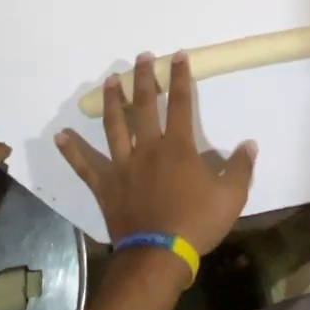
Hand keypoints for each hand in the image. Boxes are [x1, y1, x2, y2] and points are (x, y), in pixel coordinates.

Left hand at [57, 52, 256, 255]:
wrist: (160, 254)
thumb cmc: (196, 223)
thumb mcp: (231, 197)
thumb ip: (240, 167)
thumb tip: (249, 144)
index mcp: (178, 147)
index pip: (181, 104)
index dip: (180, 78)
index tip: (178, 56)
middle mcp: (148, 148)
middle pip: (144, 106)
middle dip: (143, 79)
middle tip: (140, 58)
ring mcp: (123, 165)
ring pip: (114, 126)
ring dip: (112, 101)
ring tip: (109, 80)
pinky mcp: (105, 185)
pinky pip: (84, 165)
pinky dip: (71, 150)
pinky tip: (60, 135)